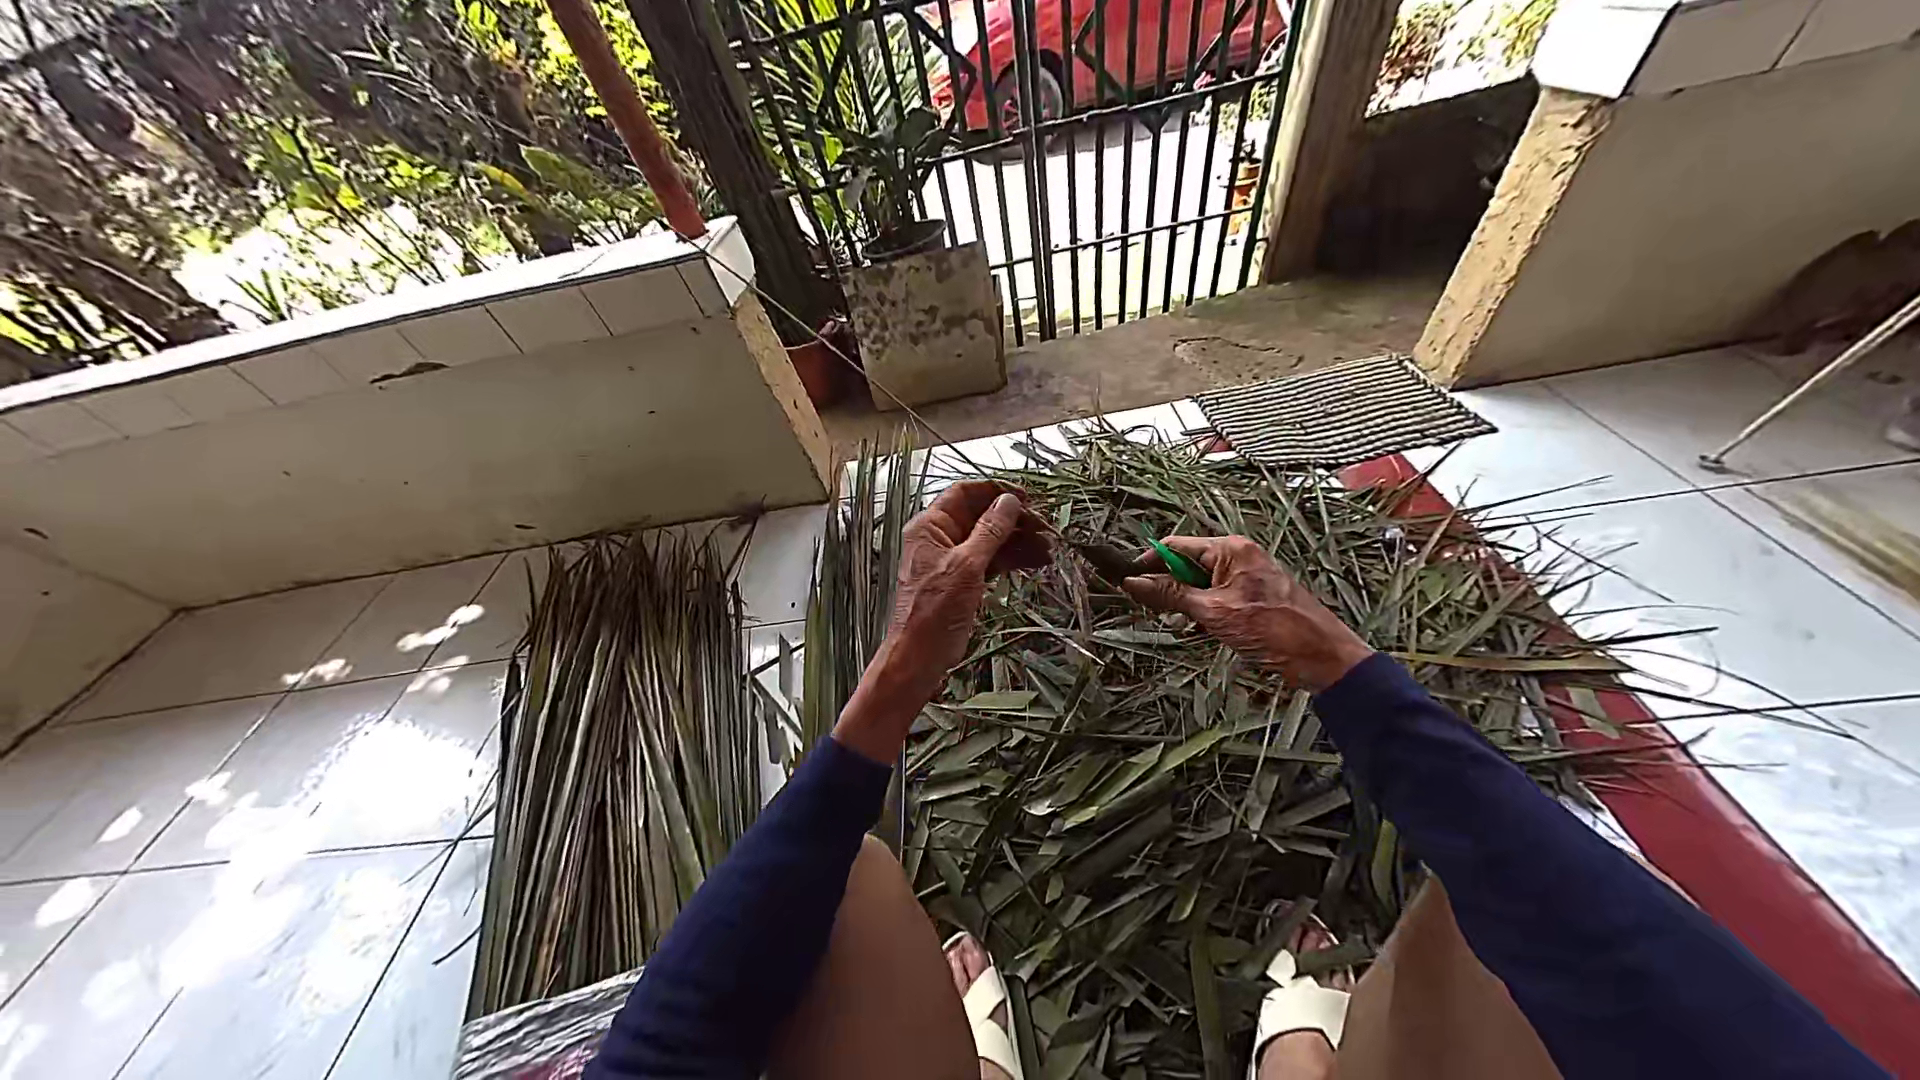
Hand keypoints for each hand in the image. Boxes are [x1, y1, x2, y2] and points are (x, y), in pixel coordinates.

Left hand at [834, 481, 1049, 762]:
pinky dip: (1012, 560)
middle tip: (1044, 527)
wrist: (920, 656)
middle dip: (1014, 520)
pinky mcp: (964, 581)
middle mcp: (939, 538)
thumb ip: (990, 531)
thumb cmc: (933, 610)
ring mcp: (953, 560)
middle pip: (982, 516)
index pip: (965, 493)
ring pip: (991, 540)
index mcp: (929, 526)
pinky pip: (992, 561)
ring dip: (1019, 541)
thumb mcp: (966, 566)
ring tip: (1048, 547)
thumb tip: (1009, 502)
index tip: (1026, 498)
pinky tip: (1036, 561)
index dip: (996, 492)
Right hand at [1122, 535, 1371, 691]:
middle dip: (1167, 586)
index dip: (1149, 563)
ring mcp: (1245, 577)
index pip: (1175, 546)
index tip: (1128, 581)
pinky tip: (1201, 630)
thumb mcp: (1212, 611)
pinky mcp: (1250, 597)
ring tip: (1183, 624)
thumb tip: (1133, 582)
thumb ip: (1170, 595)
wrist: (1322, 658)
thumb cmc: (1274, 630)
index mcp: (1230, 549)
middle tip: (1153, 609)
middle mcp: (1237, 556)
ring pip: (1198, 583)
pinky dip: (1202, 611)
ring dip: (1185, 603)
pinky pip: (1214, 596)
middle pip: (1185, 564)